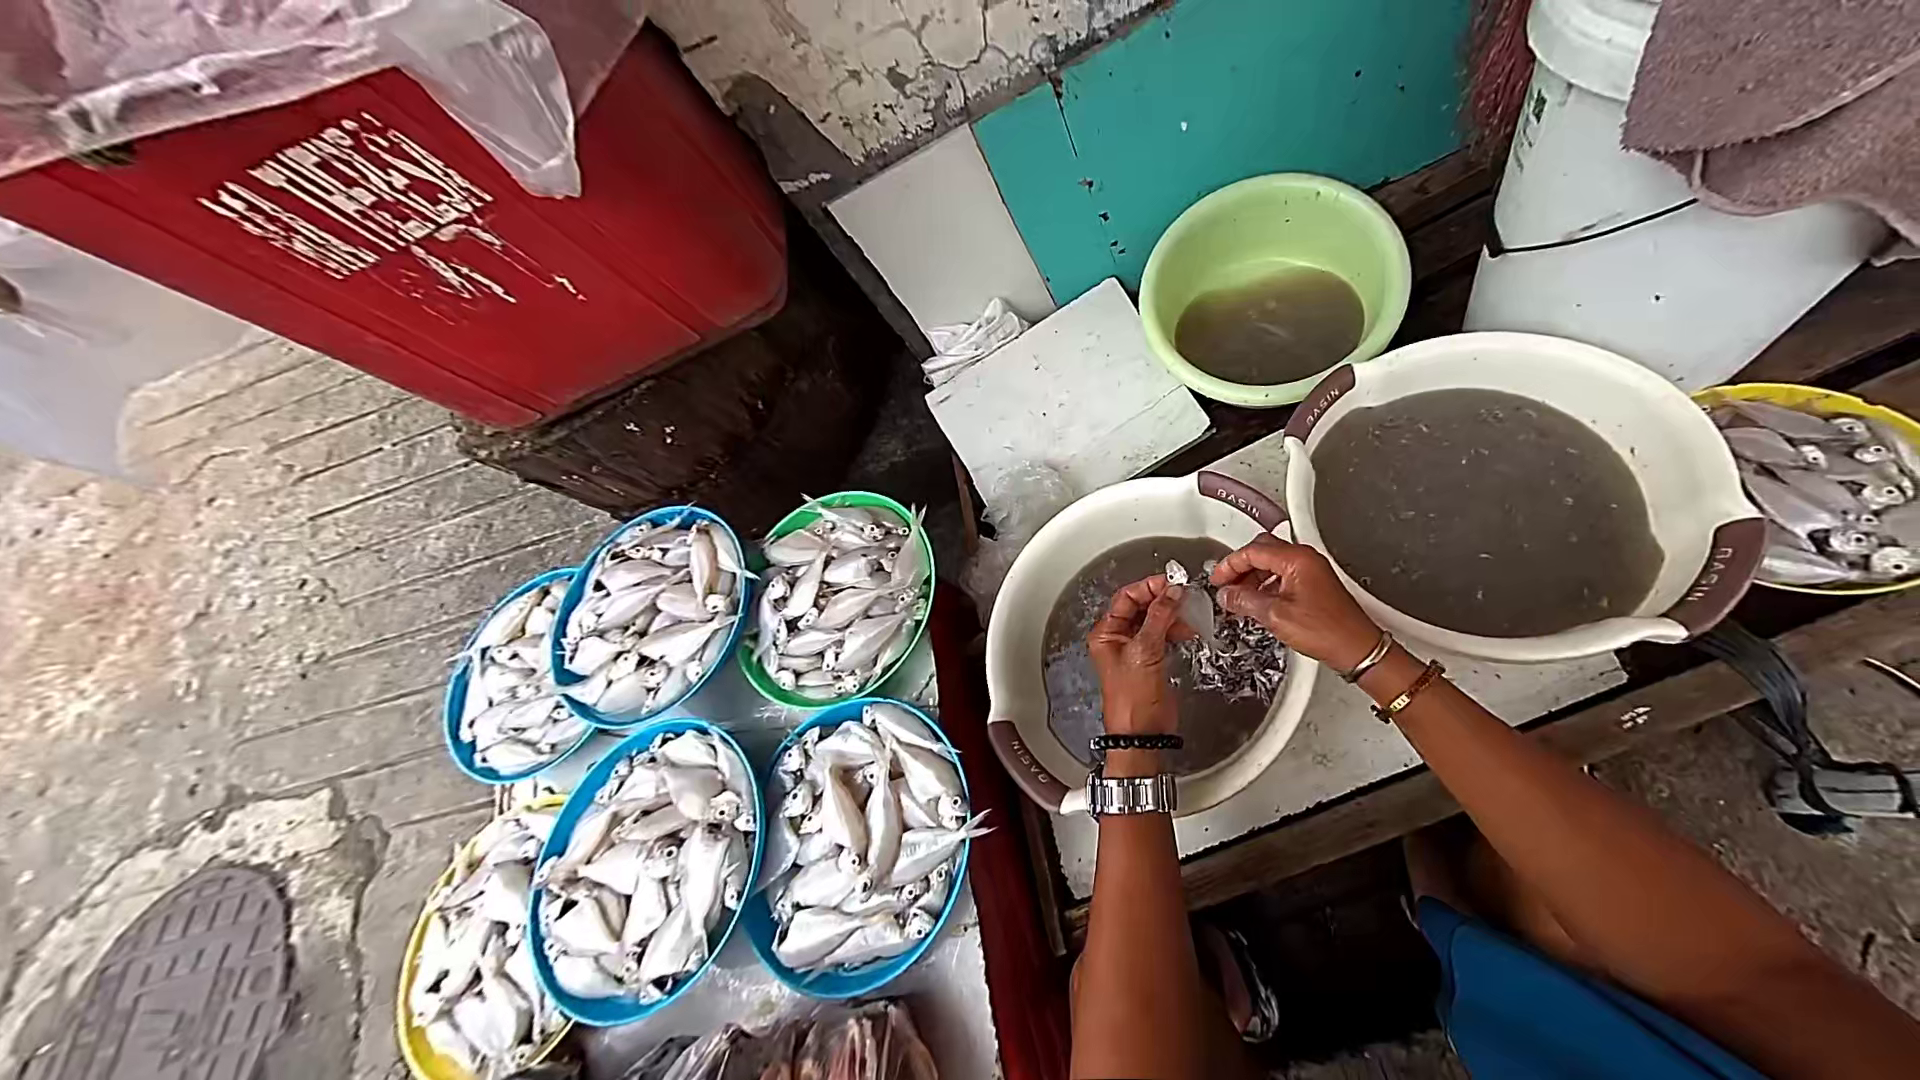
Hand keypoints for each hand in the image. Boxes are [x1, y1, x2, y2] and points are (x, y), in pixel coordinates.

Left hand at [1087, 575, 1193, 735]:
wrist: (1142, 732)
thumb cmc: (1132, 699)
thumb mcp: (1145, 651)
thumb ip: (1159, 618)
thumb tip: (1171, 593)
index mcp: (1106, 633)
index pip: (1126, 598)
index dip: (1148, 588)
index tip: (1170, 584)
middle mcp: (1117, 638)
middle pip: (1140, 607)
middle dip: (1162, 600)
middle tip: (1183, 596)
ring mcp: (1134, 649)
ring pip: (1153, 620)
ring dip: (1171, 615)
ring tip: (1189, 614)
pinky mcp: (1149, 659)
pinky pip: (1162, 635)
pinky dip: (1175, 630)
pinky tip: (1187, 630)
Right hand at [1210, 535, 1380, 671]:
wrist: (1357, 649)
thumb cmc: (1328, 631)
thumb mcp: (1274, 616)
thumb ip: (1245, 601)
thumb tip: (1227, 595)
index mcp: (1297, 560)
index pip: (1252, 551)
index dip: (1229, 565)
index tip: (1218, 579)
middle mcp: (1306, 559)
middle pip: (1262, 550)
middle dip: (1239, 566)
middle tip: (1225, 583)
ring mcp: (1312, 570)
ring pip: (1272, 562)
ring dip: (1252, 576)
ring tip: (1238, 595)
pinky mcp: (1314, 584)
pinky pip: (1283, 574)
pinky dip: (1265, 583)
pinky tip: (1257, 600)